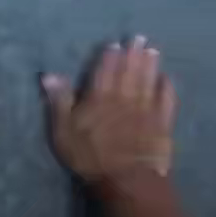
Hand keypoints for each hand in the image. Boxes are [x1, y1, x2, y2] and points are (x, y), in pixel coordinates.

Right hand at [42, 36, 176, 191]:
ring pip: (148, 80)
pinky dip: (166, 87)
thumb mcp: (63, 130)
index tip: (115, 44)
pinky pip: (166, 100)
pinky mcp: (161, 123)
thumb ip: (59, 100)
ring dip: (150, 64)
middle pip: (129, 71)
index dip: (110, 57)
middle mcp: (124, 97)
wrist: (126, 178)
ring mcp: (146, 109)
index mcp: (99, 98)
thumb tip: (49, 74)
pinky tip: (166, 79)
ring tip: (152, 50)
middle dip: (133, 54)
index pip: (105, 71)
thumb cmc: (88, 156)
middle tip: (139, 38)